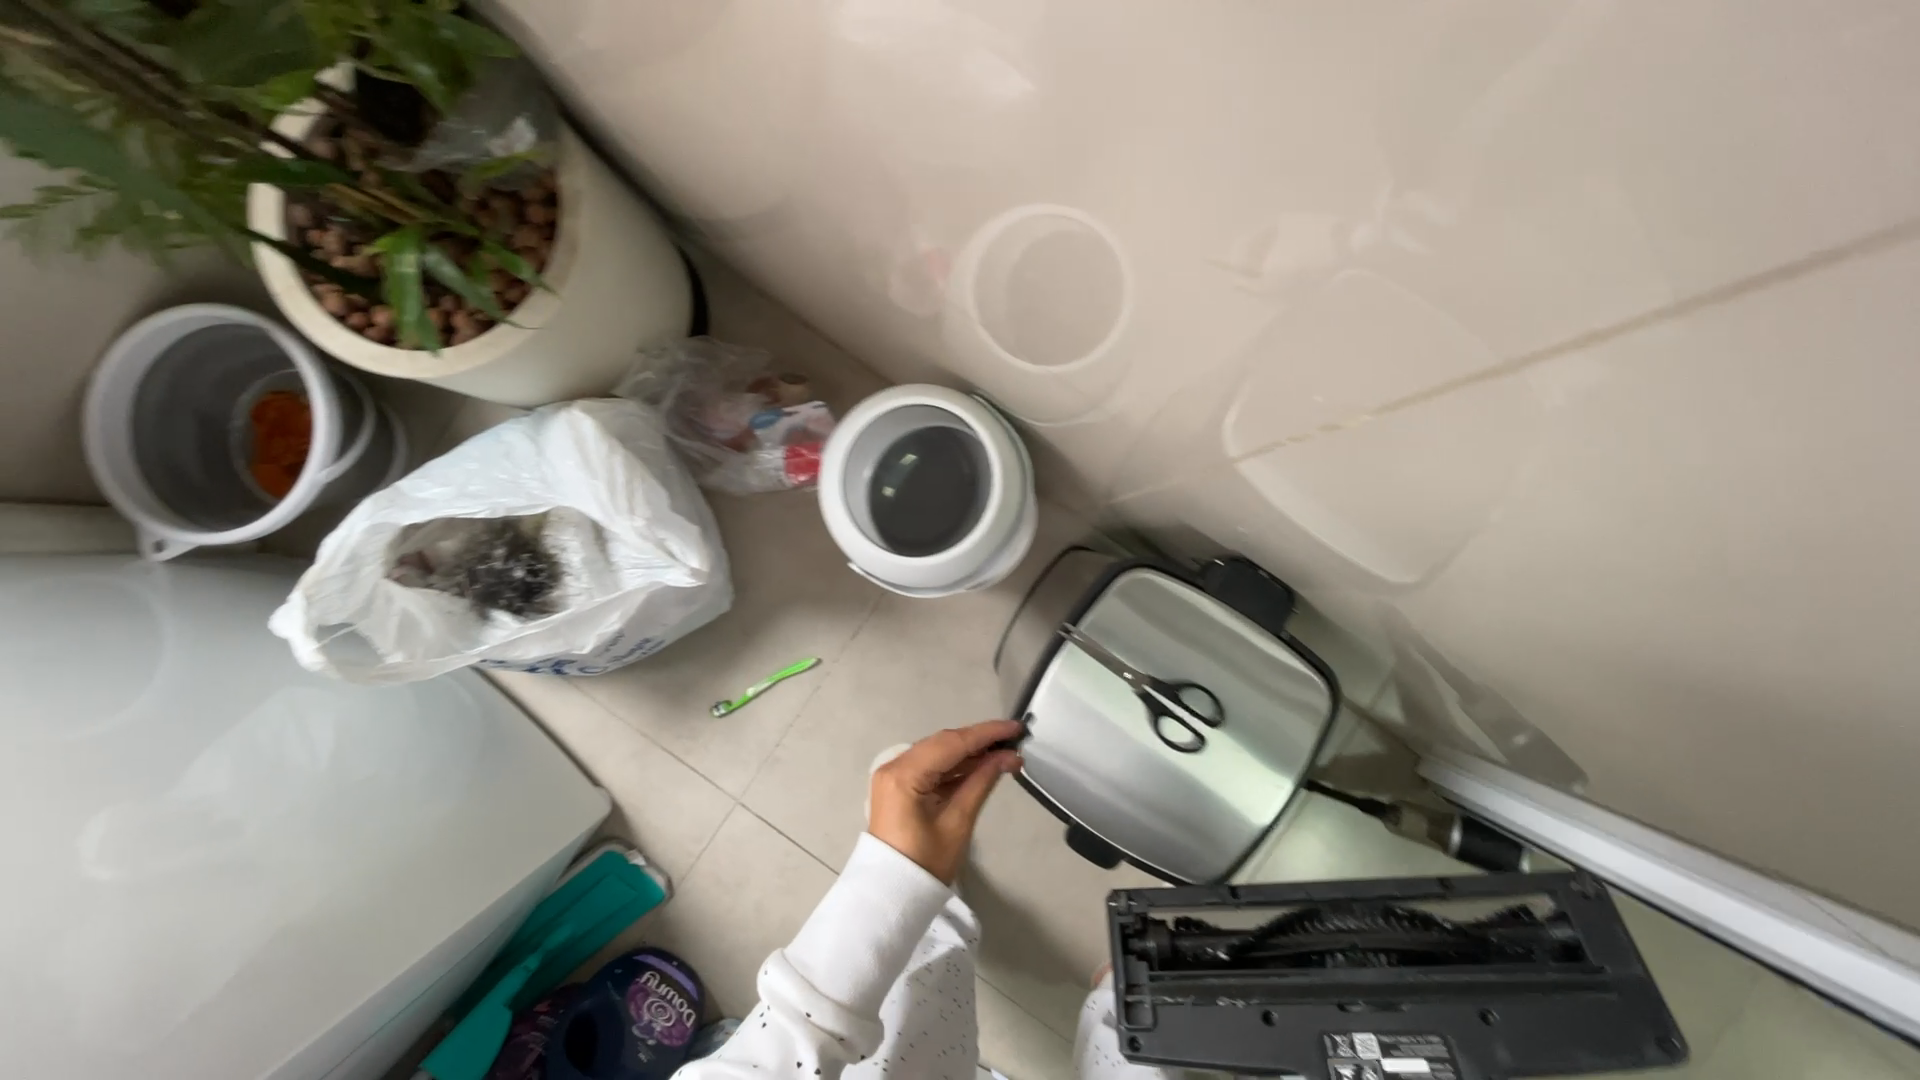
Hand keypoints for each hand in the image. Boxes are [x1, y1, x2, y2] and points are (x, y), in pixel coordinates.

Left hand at [868, 719, 1023, 883]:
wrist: (892, 894)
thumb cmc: (925, 863)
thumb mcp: (957, 822)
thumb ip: (981, 782)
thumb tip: (1006, 757)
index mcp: (904, 774)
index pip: (951, 743)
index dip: (985, 733)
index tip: (1015, 728)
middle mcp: (894, 766)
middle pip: (943, 743)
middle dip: (979, 741)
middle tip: (1013, 742)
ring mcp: (894, 775)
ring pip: (938, 753)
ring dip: (969, 753)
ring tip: (1003, 755)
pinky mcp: (899, 786)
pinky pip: (930, 767)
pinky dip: (955, 766)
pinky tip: (980, 766)